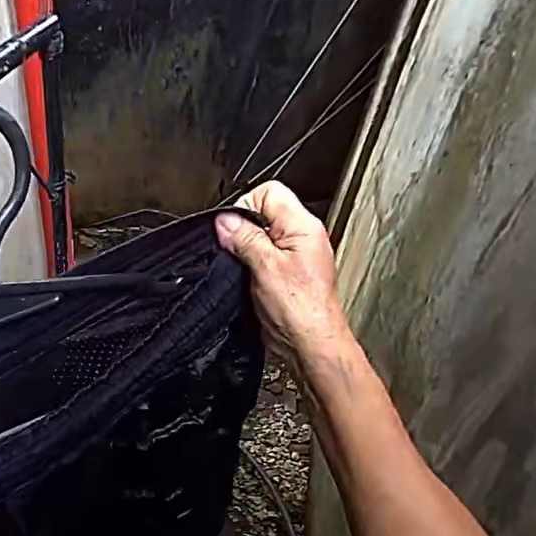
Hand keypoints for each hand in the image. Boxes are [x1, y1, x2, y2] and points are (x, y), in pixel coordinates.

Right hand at [215, 181, 354, 362]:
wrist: (310, 342)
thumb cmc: (301, 309)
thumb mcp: (265, 266)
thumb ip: (244, 238)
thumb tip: (225, 220)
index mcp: (303, 226)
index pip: (269, 192)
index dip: (245, 206)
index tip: (234, 230)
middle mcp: (301, 238)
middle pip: (262, 215)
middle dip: (243, 232)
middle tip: (239, 253)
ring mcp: (294, 258)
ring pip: (260, 240)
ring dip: (246, 253)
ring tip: (246, 271)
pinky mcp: (285, 277)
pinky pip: (261, 262)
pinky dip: (250, 269)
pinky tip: (249, 283)